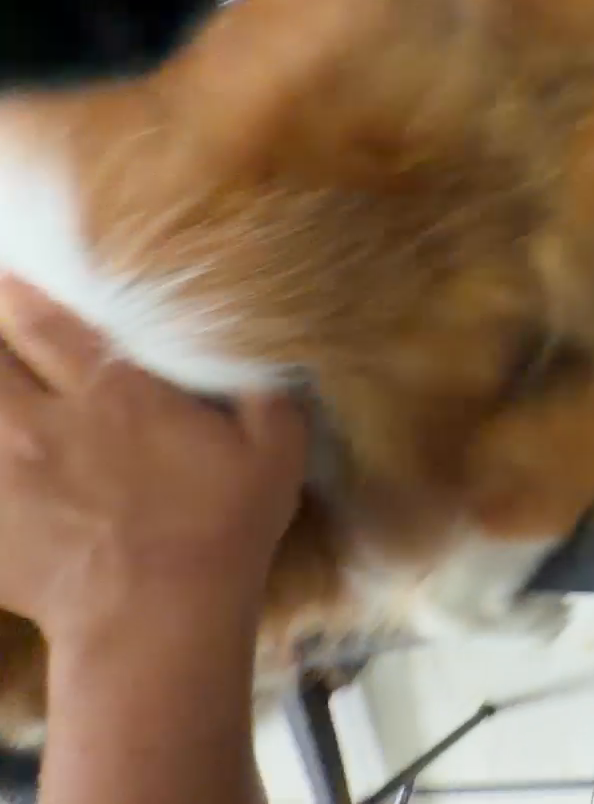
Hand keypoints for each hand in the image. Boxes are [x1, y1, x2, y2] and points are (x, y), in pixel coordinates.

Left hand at [0, 277, 305, 645]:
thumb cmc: (227, 520)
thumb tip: (258, 349)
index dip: (30, 291)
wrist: (156, 609)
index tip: (20, 272)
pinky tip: (0, 432)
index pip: (54, 324)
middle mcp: (44, 421)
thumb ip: (262, 393)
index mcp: (122, 398)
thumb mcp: (277, 448)